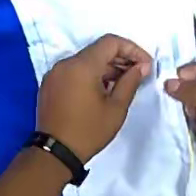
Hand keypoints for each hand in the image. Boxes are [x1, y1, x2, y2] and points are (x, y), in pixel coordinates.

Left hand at [36, 34, 152, 161]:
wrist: (55, 153)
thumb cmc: (89, 131)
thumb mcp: (116, 108)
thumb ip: (130, 82)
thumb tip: (141, 67)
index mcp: (81, 66)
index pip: (110, 42)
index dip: (132, 49)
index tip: (145, 65)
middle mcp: (65, 64)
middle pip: (97, 50)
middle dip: (120, 58)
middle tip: (138, 74)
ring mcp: (54, 74)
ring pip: (84, 61)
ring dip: (105, 67)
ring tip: (122, 84)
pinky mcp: (49, 85)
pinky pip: (73, 71)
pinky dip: (89, 75)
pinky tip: (102, 90)